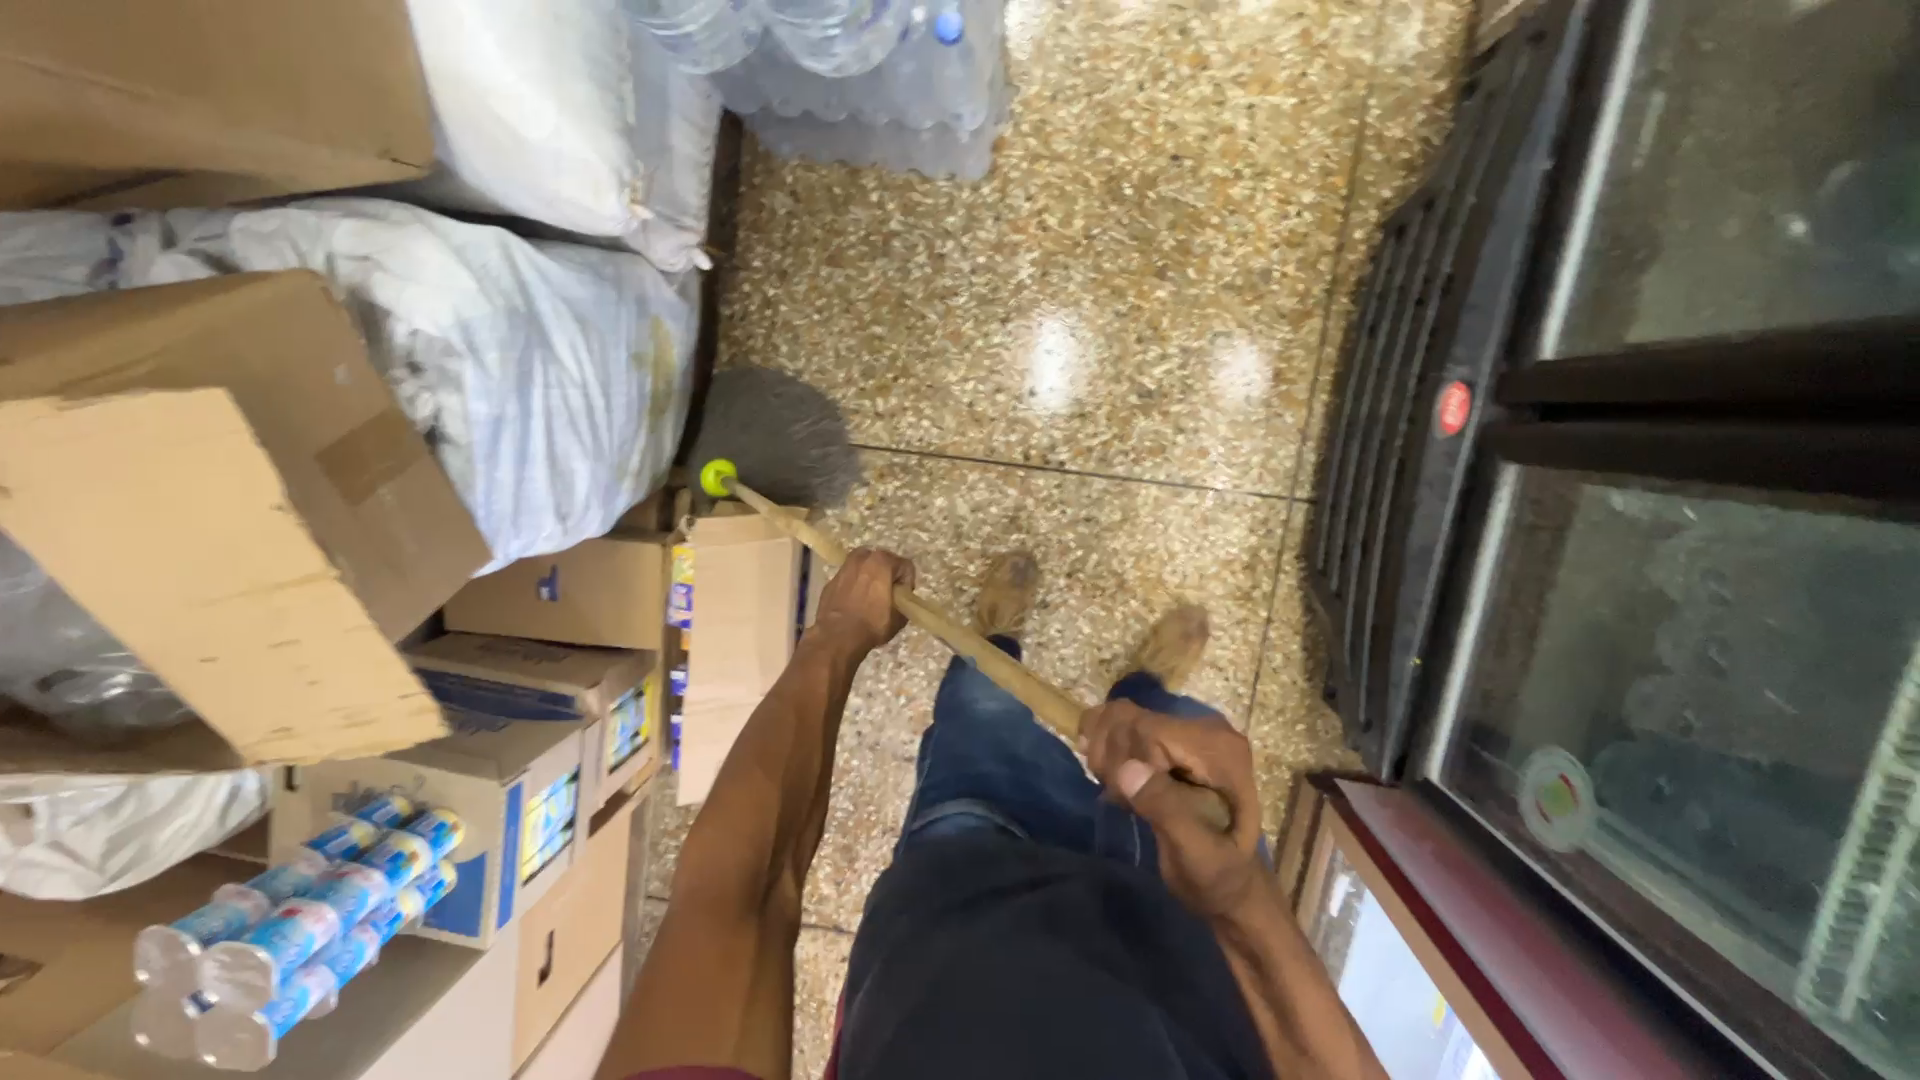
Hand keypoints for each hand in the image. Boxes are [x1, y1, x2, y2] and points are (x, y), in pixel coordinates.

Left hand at [815, 548, 914, 653]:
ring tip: (870, 596)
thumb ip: (904, 601)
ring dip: (869, 577)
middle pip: (882, 561)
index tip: (902, 598)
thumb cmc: (872, 625)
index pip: (905, 566)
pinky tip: (854, 602)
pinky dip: (853, 585)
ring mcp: (844, 568)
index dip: (907, 583)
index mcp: (882, 562)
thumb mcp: (900, 617)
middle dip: (888, 575)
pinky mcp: (831, 580)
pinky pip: (848, 578)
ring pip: (862, 566)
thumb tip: (900, 599)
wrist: (837, 636)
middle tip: (888, 594)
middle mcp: (862, 558)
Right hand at [1081, 700, 1268, 920]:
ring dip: (1105, 754)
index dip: (1122, 760)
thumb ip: (1166, 809)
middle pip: (1130, 718)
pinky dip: (1107, 749)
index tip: (1121, 800)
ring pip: (1120, 717)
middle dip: (1110, 757)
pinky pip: (1122, 724)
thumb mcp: (1197, 855)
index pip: (1148, 729)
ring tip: (1119, 793)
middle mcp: (1206, 728)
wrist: (1231, 887)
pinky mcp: (1172, 738)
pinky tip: (1115, 779)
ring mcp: (1188, 731)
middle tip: (1116, 797)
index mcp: (1220, 750)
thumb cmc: (1218, 876)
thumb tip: (1126, 770)